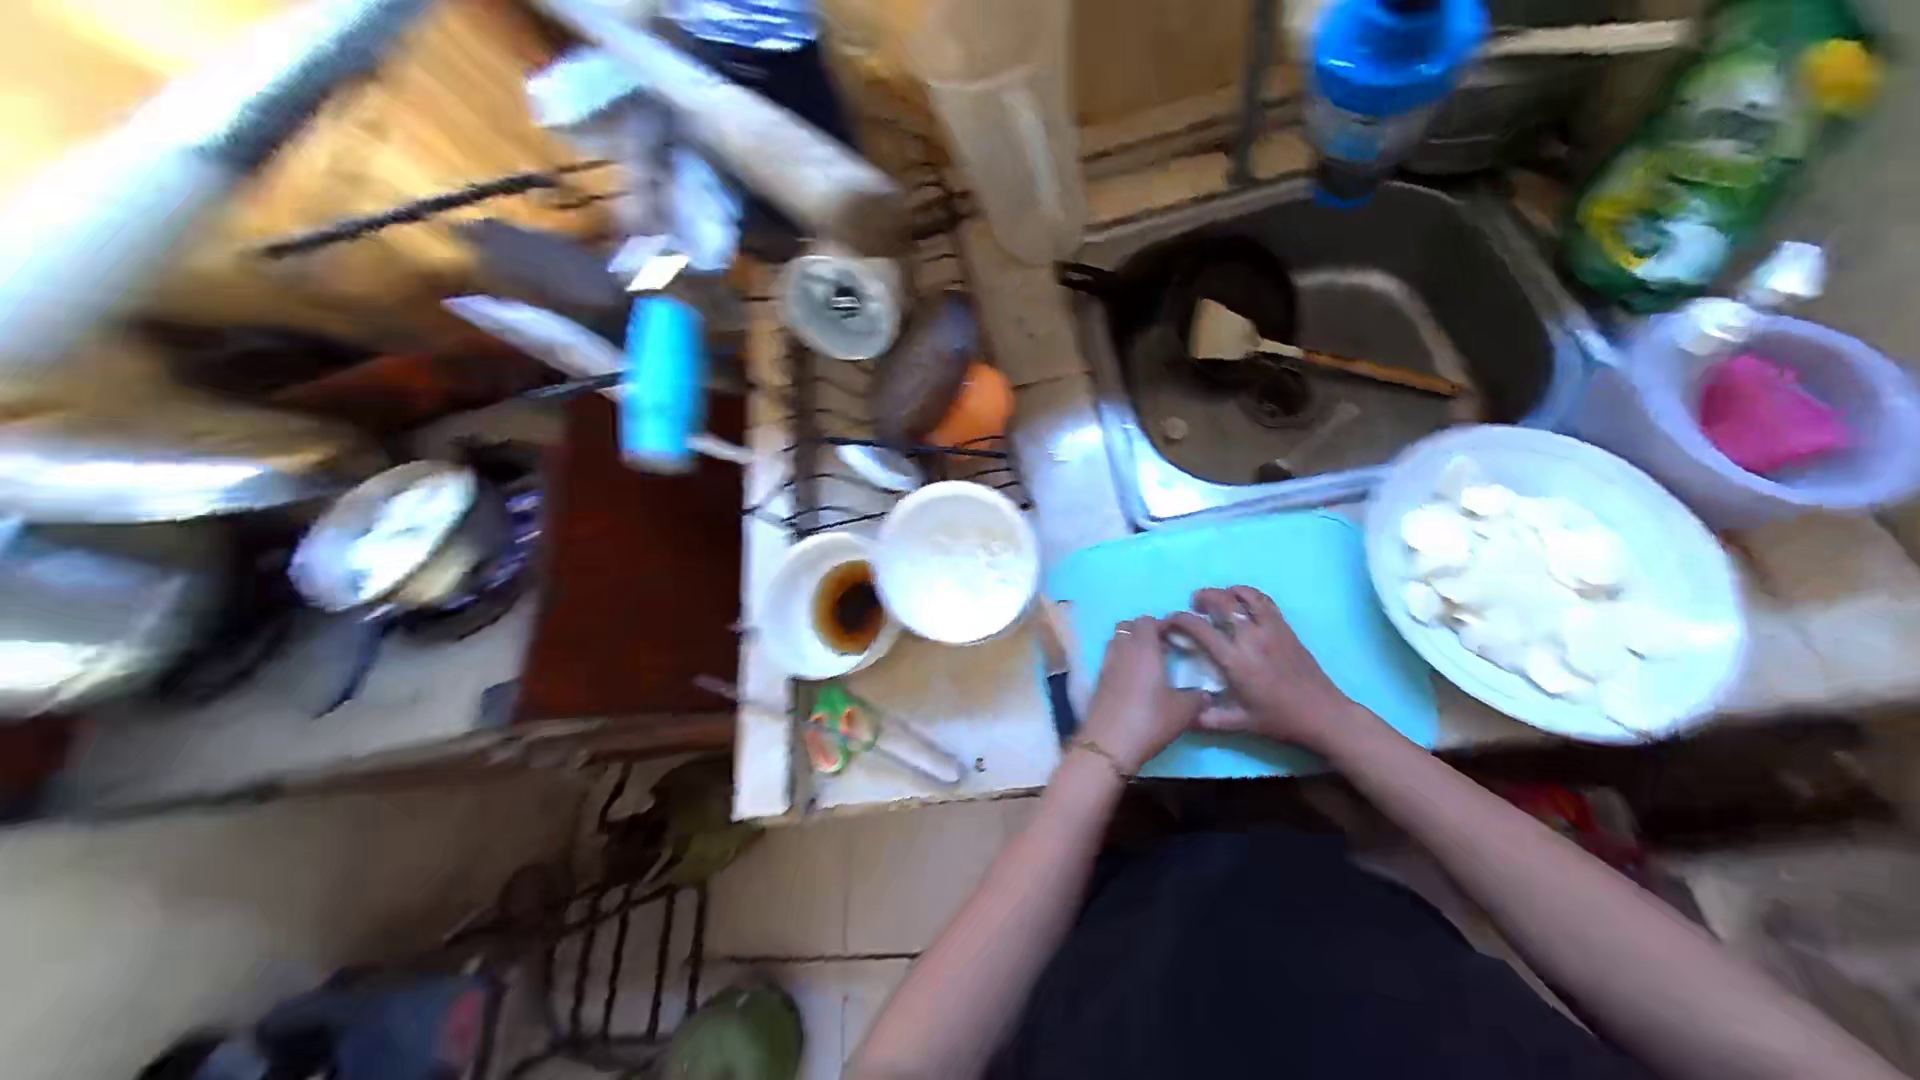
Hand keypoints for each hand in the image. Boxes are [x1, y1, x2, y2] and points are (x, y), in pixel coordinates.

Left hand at [1080, 616, 1204, 772]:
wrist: (1107, 744)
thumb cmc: (1149, 720)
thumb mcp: (1182, 711)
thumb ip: (1197, 698)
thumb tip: (1207, 694)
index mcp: (1143, 648)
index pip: (1148, 621)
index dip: (1163, 624)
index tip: (1178, 635)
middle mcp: (1121, 650)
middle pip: (1128, 626)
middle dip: (1145, 631)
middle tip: (1164, 646)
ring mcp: (1106, 665)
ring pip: (1117, 641)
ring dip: (1131, 644)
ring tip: (1150, 662)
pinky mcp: (1098, 681)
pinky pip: (1111, 660)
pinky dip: (1122, 661)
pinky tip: (1136, 680)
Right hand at [1165, 586, 1378, 752]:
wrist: (1324, 714)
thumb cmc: (1279, 719)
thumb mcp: (1239, 724)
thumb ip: (1207, 718)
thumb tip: (1179, 715)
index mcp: (1236, 661)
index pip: (1200, 628)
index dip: (1178, 620)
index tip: (1167, 623)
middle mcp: (1252, 638)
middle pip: (1222, 602)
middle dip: (1202, 598)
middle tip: (1193, 606)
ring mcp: (1271, 629)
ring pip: (1244, 595)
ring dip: (1226, 592)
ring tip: (1217, 600)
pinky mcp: (1285, 627)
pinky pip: (1264, 600)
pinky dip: (1248, 595)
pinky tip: (1241, 604)